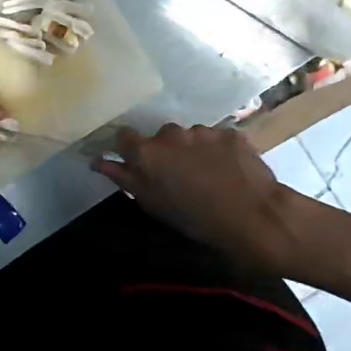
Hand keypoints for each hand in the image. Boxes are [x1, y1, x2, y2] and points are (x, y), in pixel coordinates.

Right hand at [91, 124, 312, 272]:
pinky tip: (228, 172)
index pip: (124, 136)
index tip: (135, 163)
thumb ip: (124, 178)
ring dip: (193, 151)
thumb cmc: (196, 219)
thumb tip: (97, 161)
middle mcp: (172, 134)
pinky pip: (216, 139)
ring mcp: (204, 131)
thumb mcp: (153, 204)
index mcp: (148, 152)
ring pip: (190, 138)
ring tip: (208, 177)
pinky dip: (218, 152)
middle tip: (178, 179)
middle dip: (166, 153)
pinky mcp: (230, 133)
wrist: (252, 215)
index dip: (128, 149)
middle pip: (160, 138)